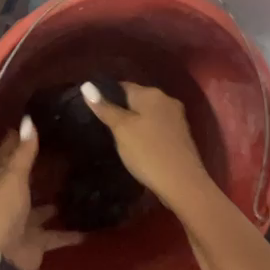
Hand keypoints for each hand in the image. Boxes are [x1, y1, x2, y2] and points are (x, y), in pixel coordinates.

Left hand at [0, 117, 82, 269]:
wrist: (1, 258)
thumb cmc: (4, 212)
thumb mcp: (13, 178)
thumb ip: (23, 152)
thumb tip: (27, 120)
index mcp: (1, 182)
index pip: (8, 156)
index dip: (16, 140)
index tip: (32, 123)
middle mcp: (12, 199)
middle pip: (26, 181)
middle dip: (41, 170)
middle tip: (65, 152)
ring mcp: (25, 222)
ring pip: (43, 209)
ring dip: (55, 202)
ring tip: (79, 186)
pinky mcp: (37, 241)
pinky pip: (57, 236)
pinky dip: (71, 234)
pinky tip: (90, 227)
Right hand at [80, 81, 214, 205]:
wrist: (182, 183)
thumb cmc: (148, 152)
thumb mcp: (121, 129)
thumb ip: (105, 107)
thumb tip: (86, 86)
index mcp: (151, 94)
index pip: (122, 86)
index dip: (105, 95)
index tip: (91, 108)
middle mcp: (167, 100)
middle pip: (136, 99)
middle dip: (120, 109)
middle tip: (101, 124)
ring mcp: (176, 118)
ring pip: (147, 114)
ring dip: (133, 122)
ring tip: (115, 137)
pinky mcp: (180, 135)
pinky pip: (156, 127)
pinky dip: (145, 132)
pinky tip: (136, 146)